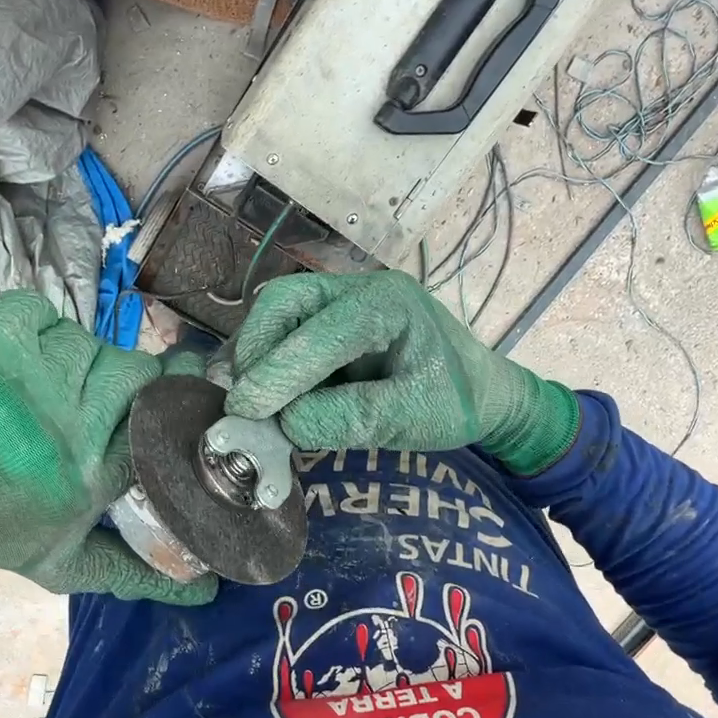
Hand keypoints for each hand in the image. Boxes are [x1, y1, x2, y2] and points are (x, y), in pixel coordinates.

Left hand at [0, 291, 215, 624]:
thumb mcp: (66, 564)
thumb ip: (138, 572)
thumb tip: (209, 594)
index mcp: (91, 475)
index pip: (161, 418)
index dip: (174, 403)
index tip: (169, 400)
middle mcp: (68, 422)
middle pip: (133, 372)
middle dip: (126, 383)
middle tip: (103, 400)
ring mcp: (25, 377)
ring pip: (88, 342)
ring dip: (80, 359)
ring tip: (58, 384)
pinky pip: (36, 311)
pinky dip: (38, 325)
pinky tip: (28, 355)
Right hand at [225, 272, 578, 474]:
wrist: (480, 391)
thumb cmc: (455, 403)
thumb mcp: (415, 418)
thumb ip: (354, 418)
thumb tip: (287, 425)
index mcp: (389, 305)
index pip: (325, 330)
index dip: (281, 369)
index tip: (246, 408)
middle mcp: (357, 292)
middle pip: (286, 301)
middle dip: (256, 349)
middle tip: (238, 401)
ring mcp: (337, 303)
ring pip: (276, 312)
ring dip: (250, 354)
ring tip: (237, 399)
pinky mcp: (324, 324)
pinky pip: (280, 333)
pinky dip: (259, 361)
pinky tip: (250, 392)